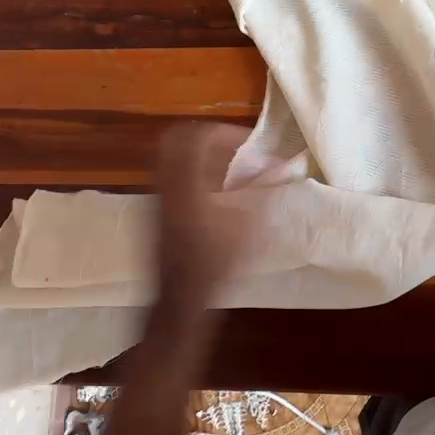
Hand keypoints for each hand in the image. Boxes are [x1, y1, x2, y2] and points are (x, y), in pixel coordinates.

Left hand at [153, 122, 254, 321]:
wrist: (179, 302)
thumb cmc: (214, 269)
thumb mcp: (245, 231)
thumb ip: (260, 194)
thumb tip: (279, 168)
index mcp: (187, 186)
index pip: (198, 138)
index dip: (226, 132)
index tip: (249, 144)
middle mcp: (166, 185)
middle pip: (177, 139)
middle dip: (208, 136)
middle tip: (233, 146)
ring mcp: (156, 197)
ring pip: (171, 155)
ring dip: (199, 152)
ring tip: (226, 165)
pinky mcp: (155, 210)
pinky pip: (170, 173)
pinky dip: (192, 169)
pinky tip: (213, 189)